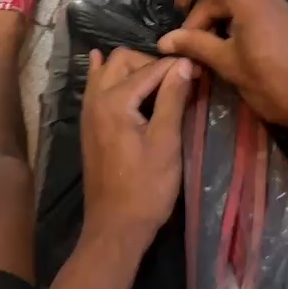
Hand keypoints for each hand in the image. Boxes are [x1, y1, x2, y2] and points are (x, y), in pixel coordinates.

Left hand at [80, 47, 192, 246]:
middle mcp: (96, 98)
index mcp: (114, 101)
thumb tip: (183, 62)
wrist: (115, 228)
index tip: (199, 69)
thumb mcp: (166, 143)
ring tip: (157, 80)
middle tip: (176, 82)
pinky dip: (106, 74)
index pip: (149, 69)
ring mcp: (88, 110)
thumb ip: (173, 98)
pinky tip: (106, 66)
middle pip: (123, 60)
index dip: (176, 67)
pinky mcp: (89, 123)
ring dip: (131, 68)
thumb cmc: (145, 188)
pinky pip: (95, 84)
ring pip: (107, 69)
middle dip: (151, 63)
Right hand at [156, 0, 287, 130]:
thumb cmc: (270, 81)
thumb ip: (196, 46)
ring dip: (215, 25)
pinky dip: (232, 26)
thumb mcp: (228, 64)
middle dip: (199, 19)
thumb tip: (164, 40)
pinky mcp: (282, 18)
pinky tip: (228, 52)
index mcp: (248, 0)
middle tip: (189, 51)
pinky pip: (249, 12)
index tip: (178, 8)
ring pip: (233, 5)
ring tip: (206, 55)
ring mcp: (275, 5)